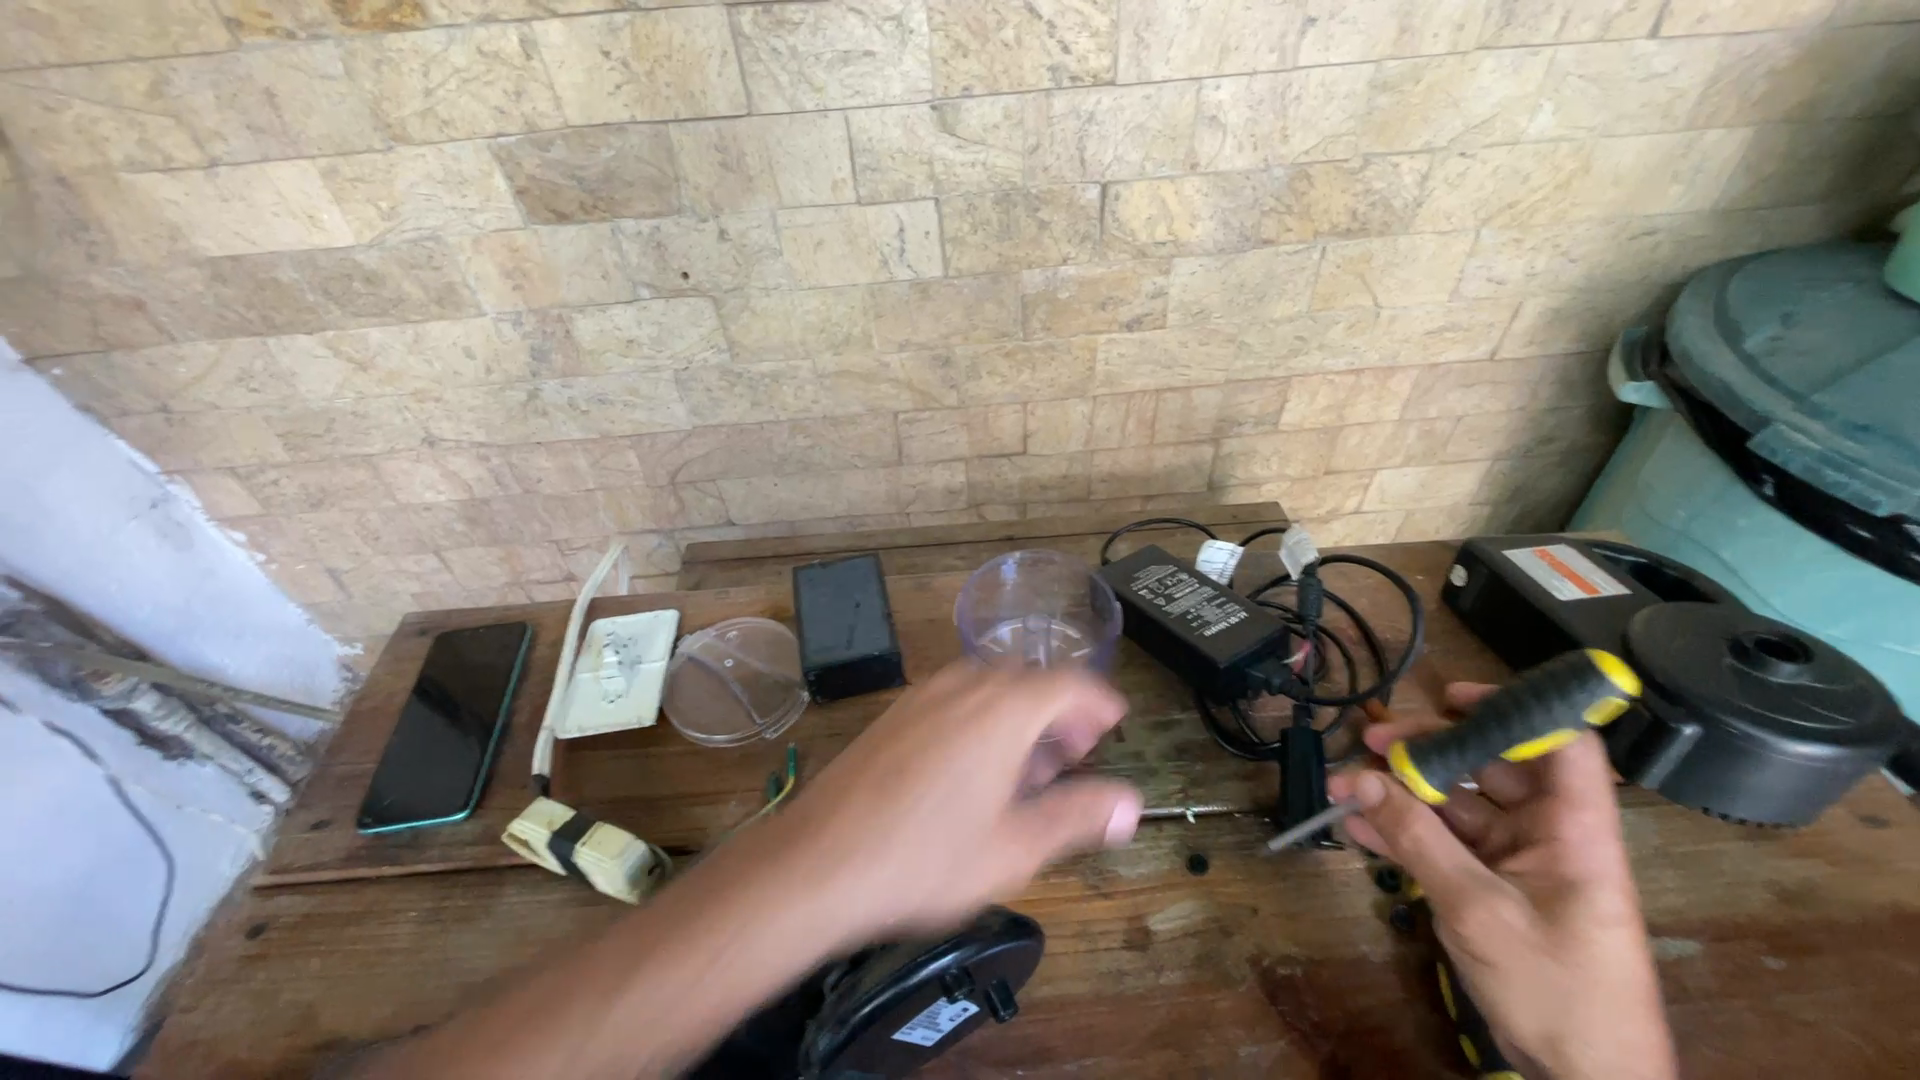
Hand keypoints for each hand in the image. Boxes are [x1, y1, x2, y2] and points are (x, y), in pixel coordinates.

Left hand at [764, 661, 1142, 941]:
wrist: (818, 862)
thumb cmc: (924, 859)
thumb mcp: (1015, 848)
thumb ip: (1079, 817)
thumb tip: (1131, 804)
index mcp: (1003, 709)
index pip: (1070, 682)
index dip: (1099, 701)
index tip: (1114, 723)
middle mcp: (963, 687)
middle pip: (1027, 679)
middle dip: (1058, 711)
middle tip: (1072, 756)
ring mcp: (922, 697)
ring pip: (987, 687)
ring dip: (1018, 715)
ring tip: (1025, 769)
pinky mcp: (892, 715)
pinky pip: (952, 700)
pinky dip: (979, 719)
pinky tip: (972, 771)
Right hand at [1327, 683, 1677, 1079]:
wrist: (1586, 1079)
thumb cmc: (1556, 989)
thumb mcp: (1476, 908)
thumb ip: (1414, 838)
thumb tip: (1356, 778)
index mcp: (1574, 829)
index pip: (1562, 743)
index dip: (1516, 709)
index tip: (1450, 698)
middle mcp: (1548, 833)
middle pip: (1492, 765)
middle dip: (1429, 748)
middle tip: (1371, 741)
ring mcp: (1518, 861)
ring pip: (1456, 803)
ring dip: (1403, 791)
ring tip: (1347, 783)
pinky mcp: (1492, 886)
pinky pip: (1442, 842)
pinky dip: (1402, 832)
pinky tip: (1355, 826)